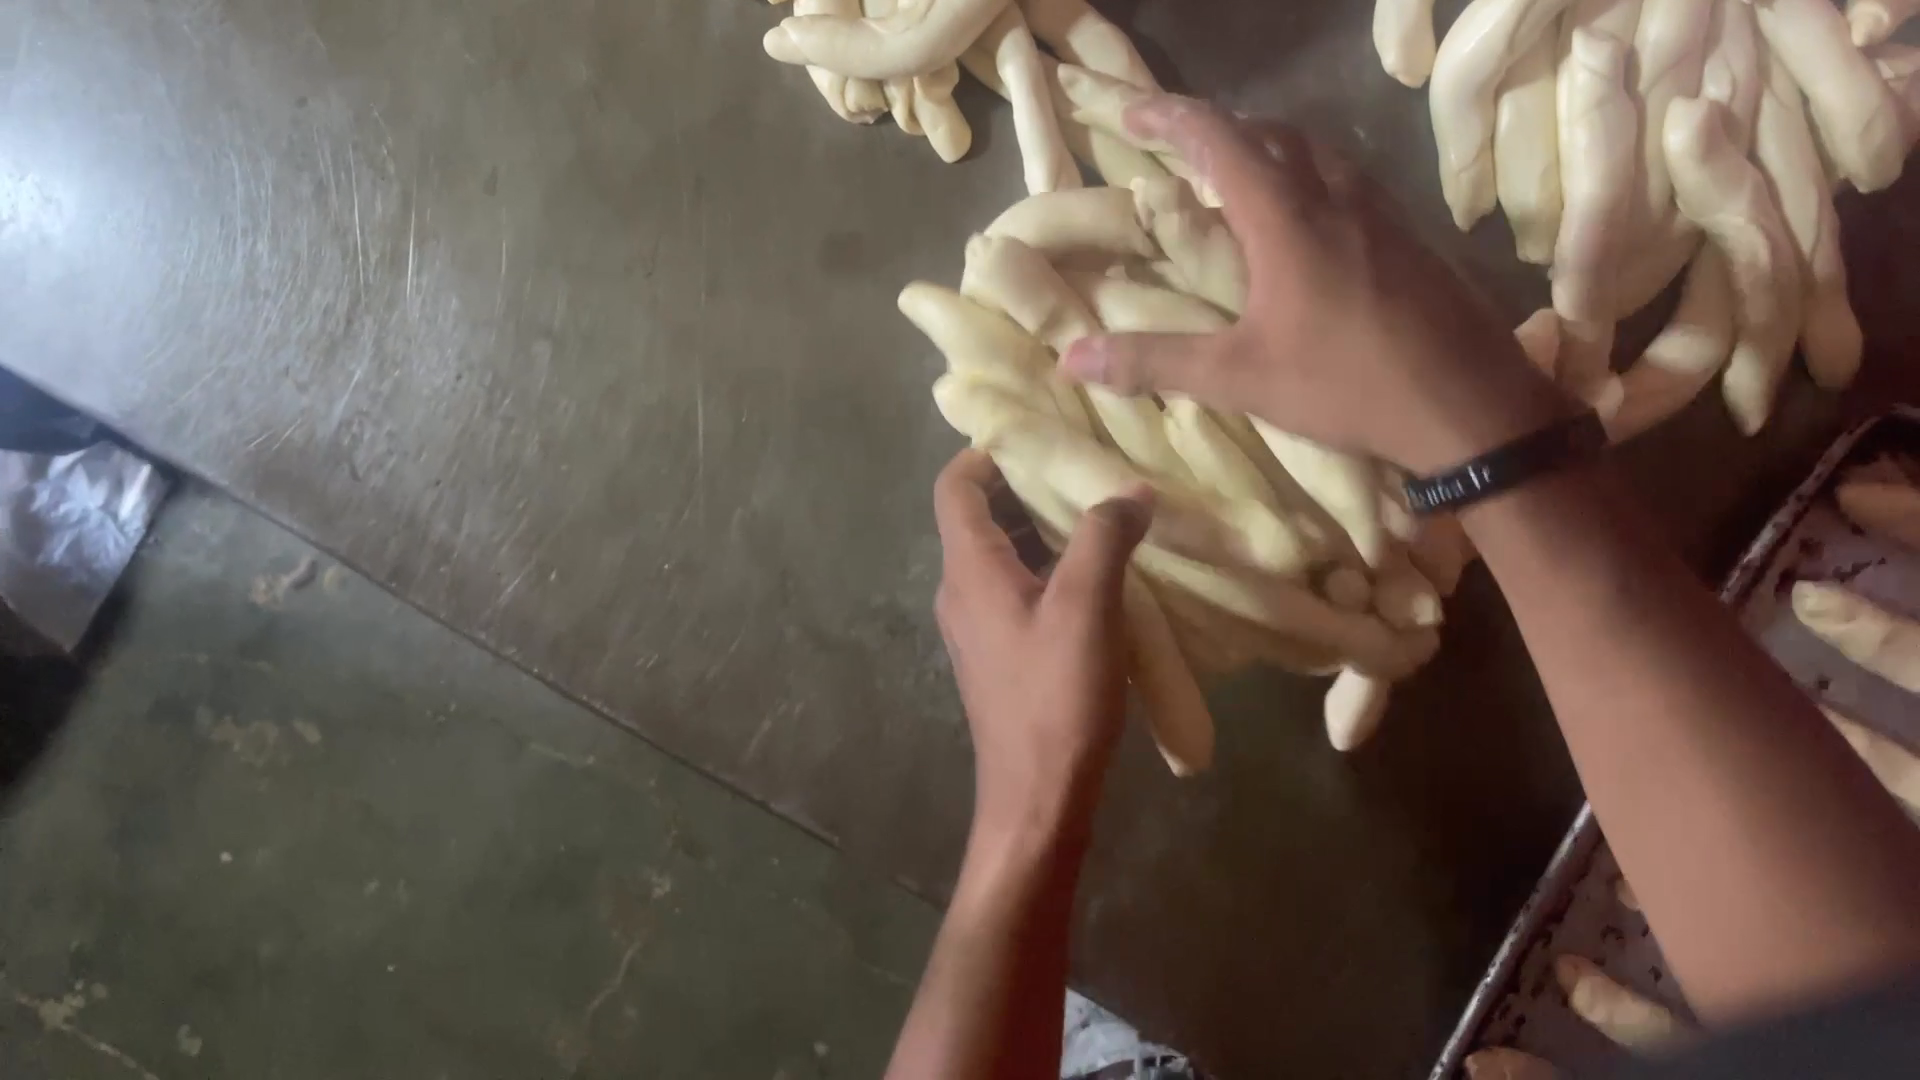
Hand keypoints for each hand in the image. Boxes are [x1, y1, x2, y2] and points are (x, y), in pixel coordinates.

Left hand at [932, 449, 1151, 846]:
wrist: (1036, 796)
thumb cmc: (1055, 697)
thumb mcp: (1087, 607)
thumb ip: (1104, 537)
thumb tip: (1129, 491)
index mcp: (969, 568)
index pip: (956, 486)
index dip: (988, 452)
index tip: (1040, 435)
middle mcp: (961, 589)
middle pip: (981, 516)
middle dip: (1029, 486)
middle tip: (1087, 467)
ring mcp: (977, 624)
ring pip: (1003, 554)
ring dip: (1044, 529)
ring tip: (1102, 513)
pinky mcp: (999, 652)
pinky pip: (1016, 589)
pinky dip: (1048, 568)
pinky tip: (1098, 575)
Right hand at [1059, 97, 1575, 473]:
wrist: (1468, 403)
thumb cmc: (1346, 383)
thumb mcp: (1238, 378)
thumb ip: (1154, 360)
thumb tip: (1070, 358)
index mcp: (1287, 218)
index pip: (1221, 140)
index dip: (1170, 118)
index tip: (1130, 114)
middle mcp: (1335, 196)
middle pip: (1270, 133)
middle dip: (1215, 130)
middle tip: (1176, 148)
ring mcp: (1379, 212)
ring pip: (1315, 152)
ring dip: (1266, 149)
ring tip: (1231, 179)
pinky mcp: (1405, 237)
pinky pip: (1344, 182)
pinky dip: (1304, 180)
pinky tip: (1298, 223)